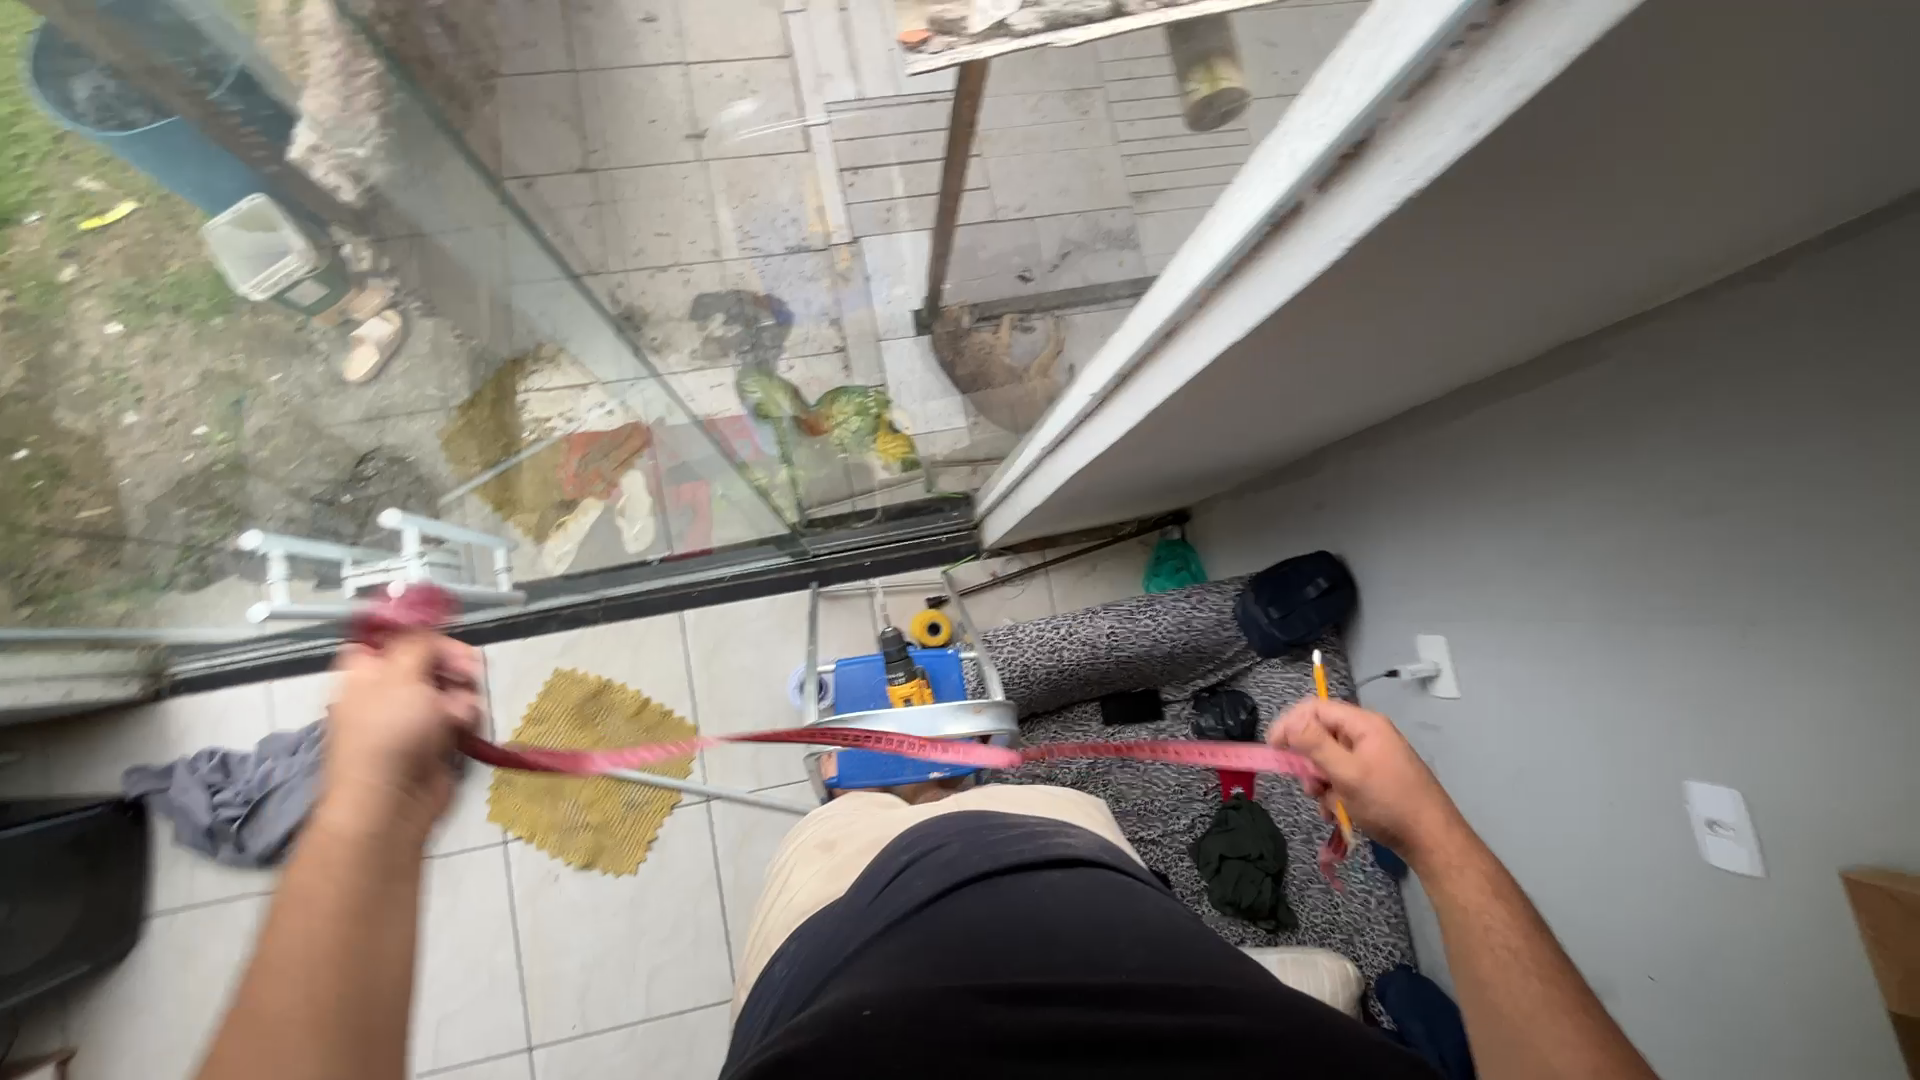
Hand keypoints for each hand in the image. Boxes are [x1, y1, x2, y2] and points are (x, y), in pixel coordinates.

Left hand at [321, 632, 483, 840]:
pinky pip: (459, 714)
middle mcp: (386, 693)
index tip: (444, 632)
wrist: (392, 799)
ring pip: (450, 687)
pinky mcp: (435, 737)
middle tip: (469, 669)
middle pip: (427, 661)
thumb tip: (427, 622)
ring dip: (463, 693)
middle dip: (452, 663)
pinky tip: (464, 726)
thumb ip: (418, 644)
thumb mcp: (401, 676)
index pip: (388, 640)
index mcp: (364, 675)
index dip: (415, 634)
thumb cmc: (388, 733)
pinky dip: (466, 717)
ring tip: (461, 711)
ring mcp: (411, 717)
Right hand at [1270, 697, 1474, 868]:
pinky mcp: (1374, 777)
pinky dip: (1334, 793)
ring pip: (1328, 759)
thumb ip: (1314, 744)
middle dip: (1309, 762)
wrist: (1432, 841)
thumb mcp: (1346, 773)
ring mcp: (1371, 756)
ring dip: (1320, 783)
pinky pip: (1342, 776)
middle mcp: (1367, 734)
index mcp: (1363, 724)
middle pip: (1319, 735)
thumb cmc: (1388, 803)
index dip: (1290, 724)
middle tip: (1309, 786)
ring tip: (1328, 805)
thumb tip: (1288, 722)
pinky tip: (1338, 811)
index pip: (1314, 709)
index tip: (1273, 748)